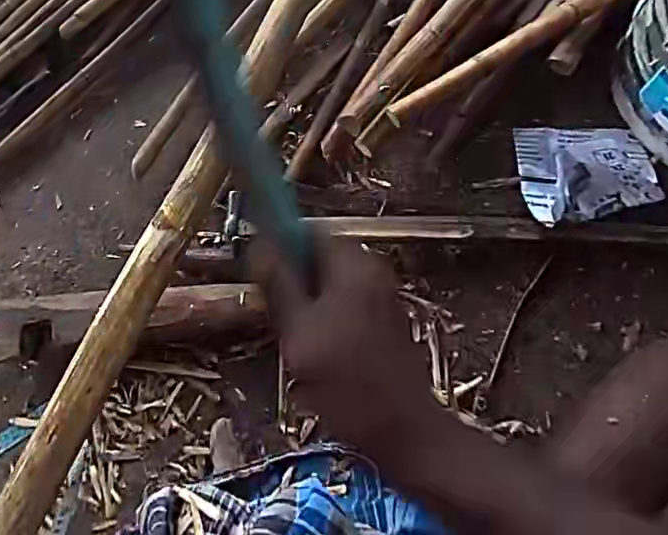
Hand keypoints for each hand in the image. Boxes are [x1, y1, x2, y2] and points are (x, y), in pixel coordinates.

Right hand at [253, 235, 440, 456]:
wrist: (409, 438)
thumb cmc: (350, 383)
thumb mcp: (300, 330)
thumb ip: (277, 283)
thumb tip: (258, 244)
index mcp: (352, 263)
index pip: (304, 229)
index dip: (277, 244)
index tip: (259, 272)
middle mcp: (370, 269)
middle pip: (313, 255)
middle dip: (290, 277)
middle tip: (275, 309)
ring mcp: (379, 294)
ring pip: (323, 281)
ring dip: (303, 300)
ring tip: (294, 334)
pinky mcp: (382, 318)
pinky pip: (339, 300)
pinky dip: (321, 315)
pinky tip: (315, 349)